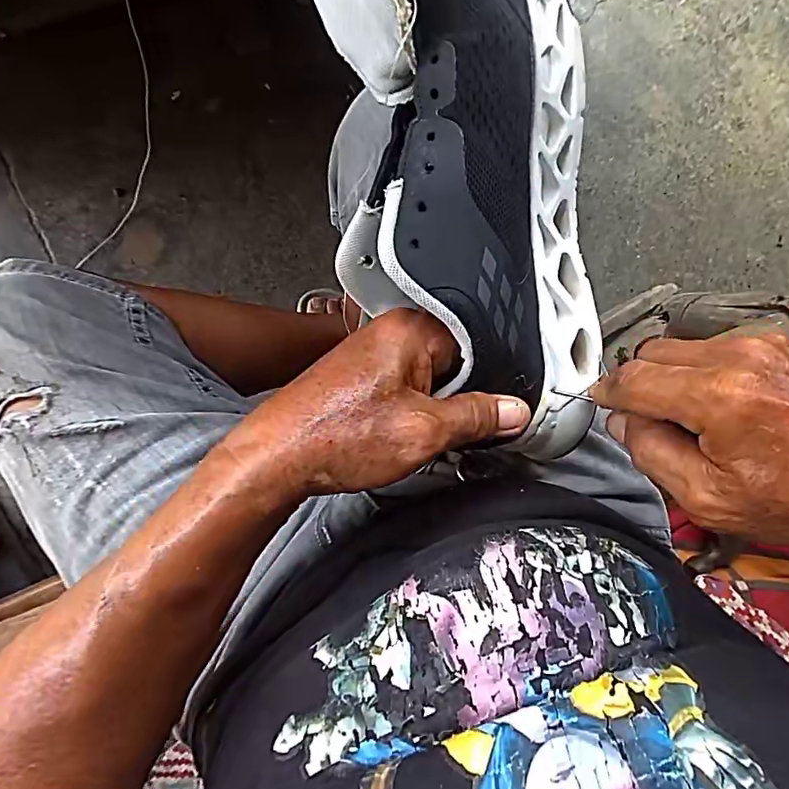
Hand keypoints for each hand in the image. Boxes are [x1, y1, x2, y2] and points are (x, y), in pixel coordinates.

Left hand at [222, 309, 529, 495]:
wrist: (275, 459)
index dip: (488, 387)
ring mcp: (372, 352)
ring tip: (403, 434)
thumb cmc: (334, 437)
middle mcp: (389, 331)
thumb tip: (512, 410)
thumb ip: (478, 417)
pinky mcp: (359, 375)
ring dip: (429, 410)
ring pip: (428, 380)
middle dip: (455, 400)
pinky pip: (403, 388)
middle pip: (454, 365)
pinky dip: (406, 412)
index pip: (478, 349)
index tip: (491, 414)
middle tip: (437, 430)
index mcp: (410, 329)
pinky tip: (388, 435)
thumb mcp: (425, 432)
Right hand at [591, 335, 788, 564]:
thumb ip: (651, 453)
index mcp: (720, 396)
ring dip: (673, 380)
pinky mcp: (781, 346)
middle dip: (641, 387)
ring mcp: (765, 346)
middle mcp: (742, 358)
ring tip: (697, 426)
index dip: (609, 395)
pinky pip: (716, 350)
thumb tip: (626, 423)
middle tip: (649, 426)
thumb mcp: (710, 499)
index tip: (602, 404)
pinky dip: (704, 374)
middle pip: (653, 353)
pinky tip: (724, 412)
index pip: (634, 378)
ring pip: (683, 348)